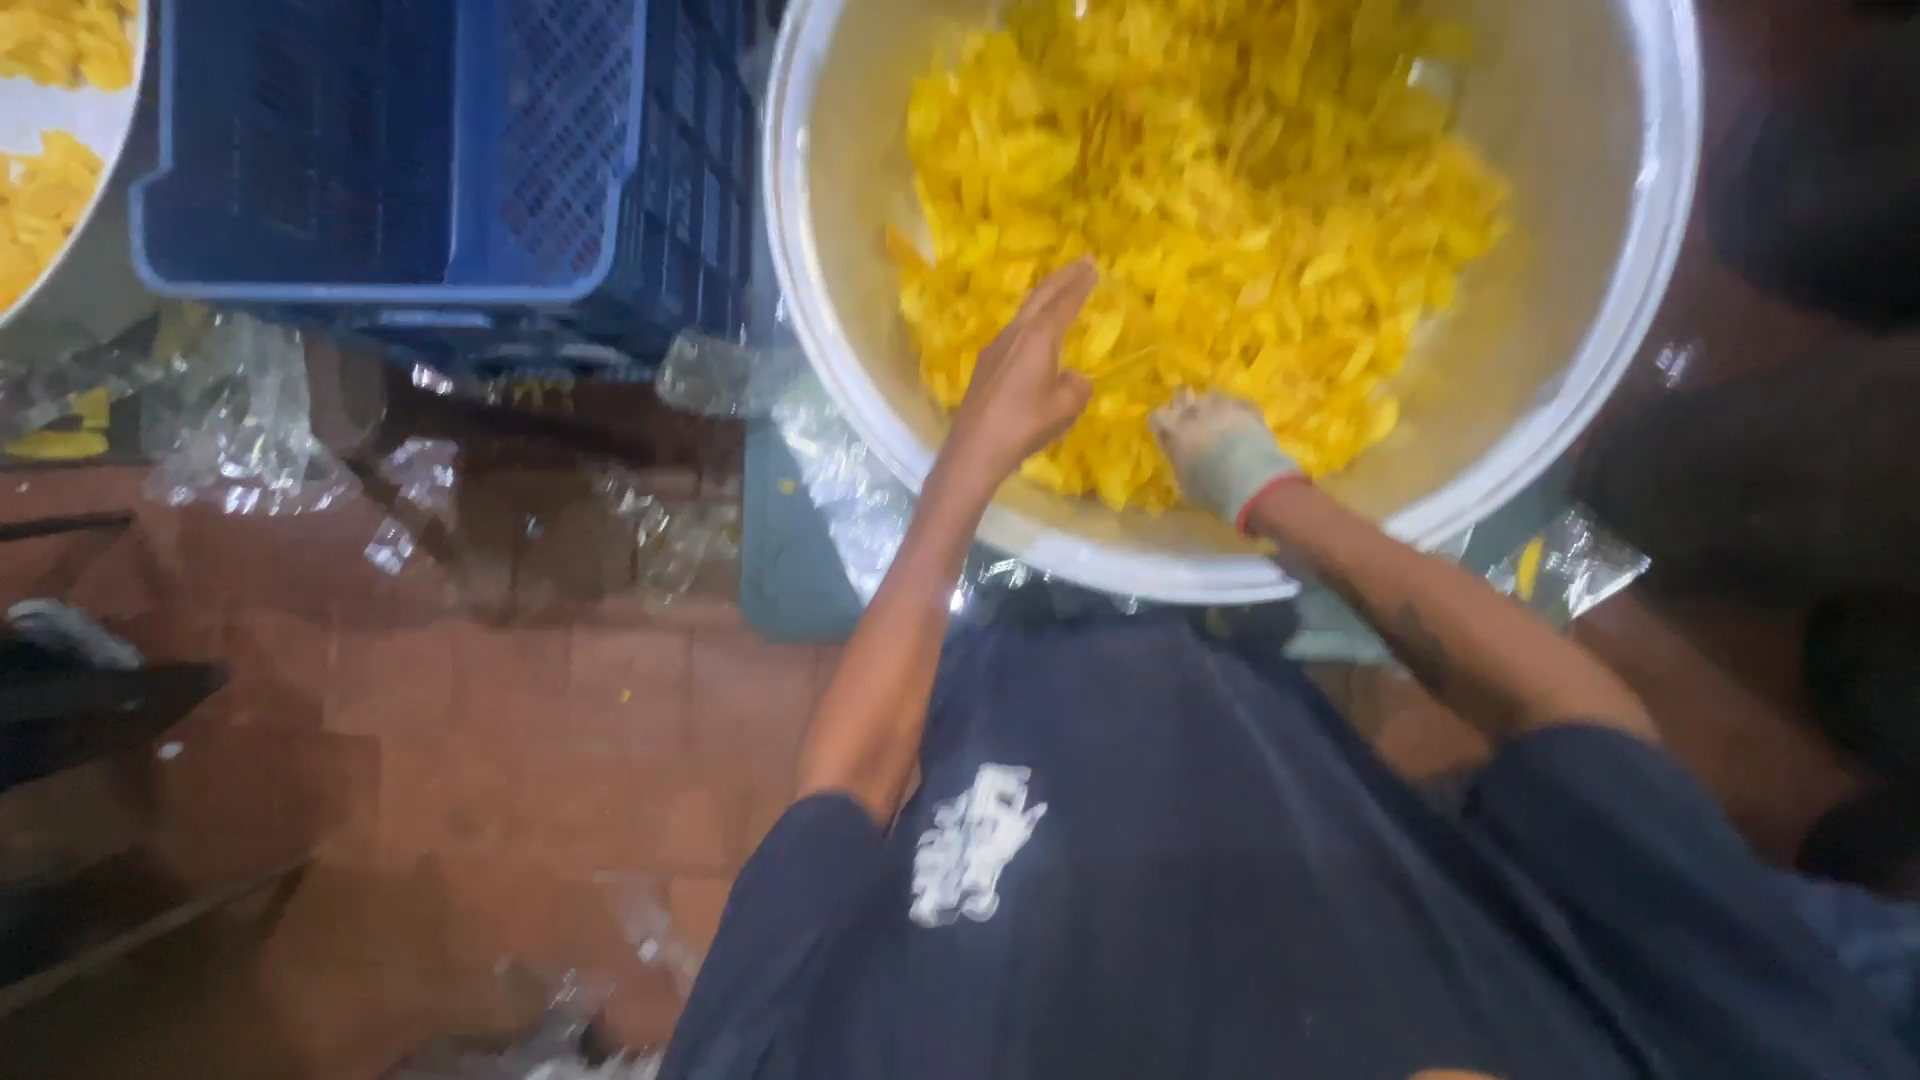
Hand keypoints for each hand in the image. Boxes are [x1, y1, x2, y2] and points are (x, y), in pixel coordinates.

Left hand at [939, 259, 1096, 493]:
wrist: (975, 448)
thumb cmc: (1024, 425)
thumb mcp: (1065, 408)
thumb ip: (1077, 386)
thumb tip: (1073, 378)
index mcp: (1039, 337)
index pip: (1064, 301)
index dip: (1080, 284)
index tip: (1093, 267)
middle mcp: (1015, 333)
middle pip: (1040, 296)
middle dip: (1062, 278)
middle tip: (1081, 263)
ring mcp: (996, 347)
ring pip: (1024, 312)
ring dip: (1044, 298)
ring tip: (1059, 292)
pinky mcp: (986, 365)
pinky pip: (1014, 331)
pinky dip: (1031, 320)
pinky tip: (1034, 334)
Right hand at [1150, 390, 1305, 532]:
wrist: (1251, 480)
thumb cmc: (1210, 488)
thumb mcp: (1184, 480)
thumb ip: (1179, 460)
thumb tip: (1181, 457)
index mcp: (1173, 431)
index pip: (1157, 416)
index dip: (1162, 424)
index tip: (1167, 433)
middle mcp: (1193, 412)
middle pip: (1182, 395)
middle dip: (1185, 405)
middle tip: (1192, 423)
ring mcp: (1221, 405)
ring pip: (1211, 396)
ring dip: (1212, 407)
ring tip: (1221, 423)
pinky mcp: (1246, 406)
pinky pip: (1237, 403)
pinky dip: (1237, 411)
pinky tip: (1243, 425)